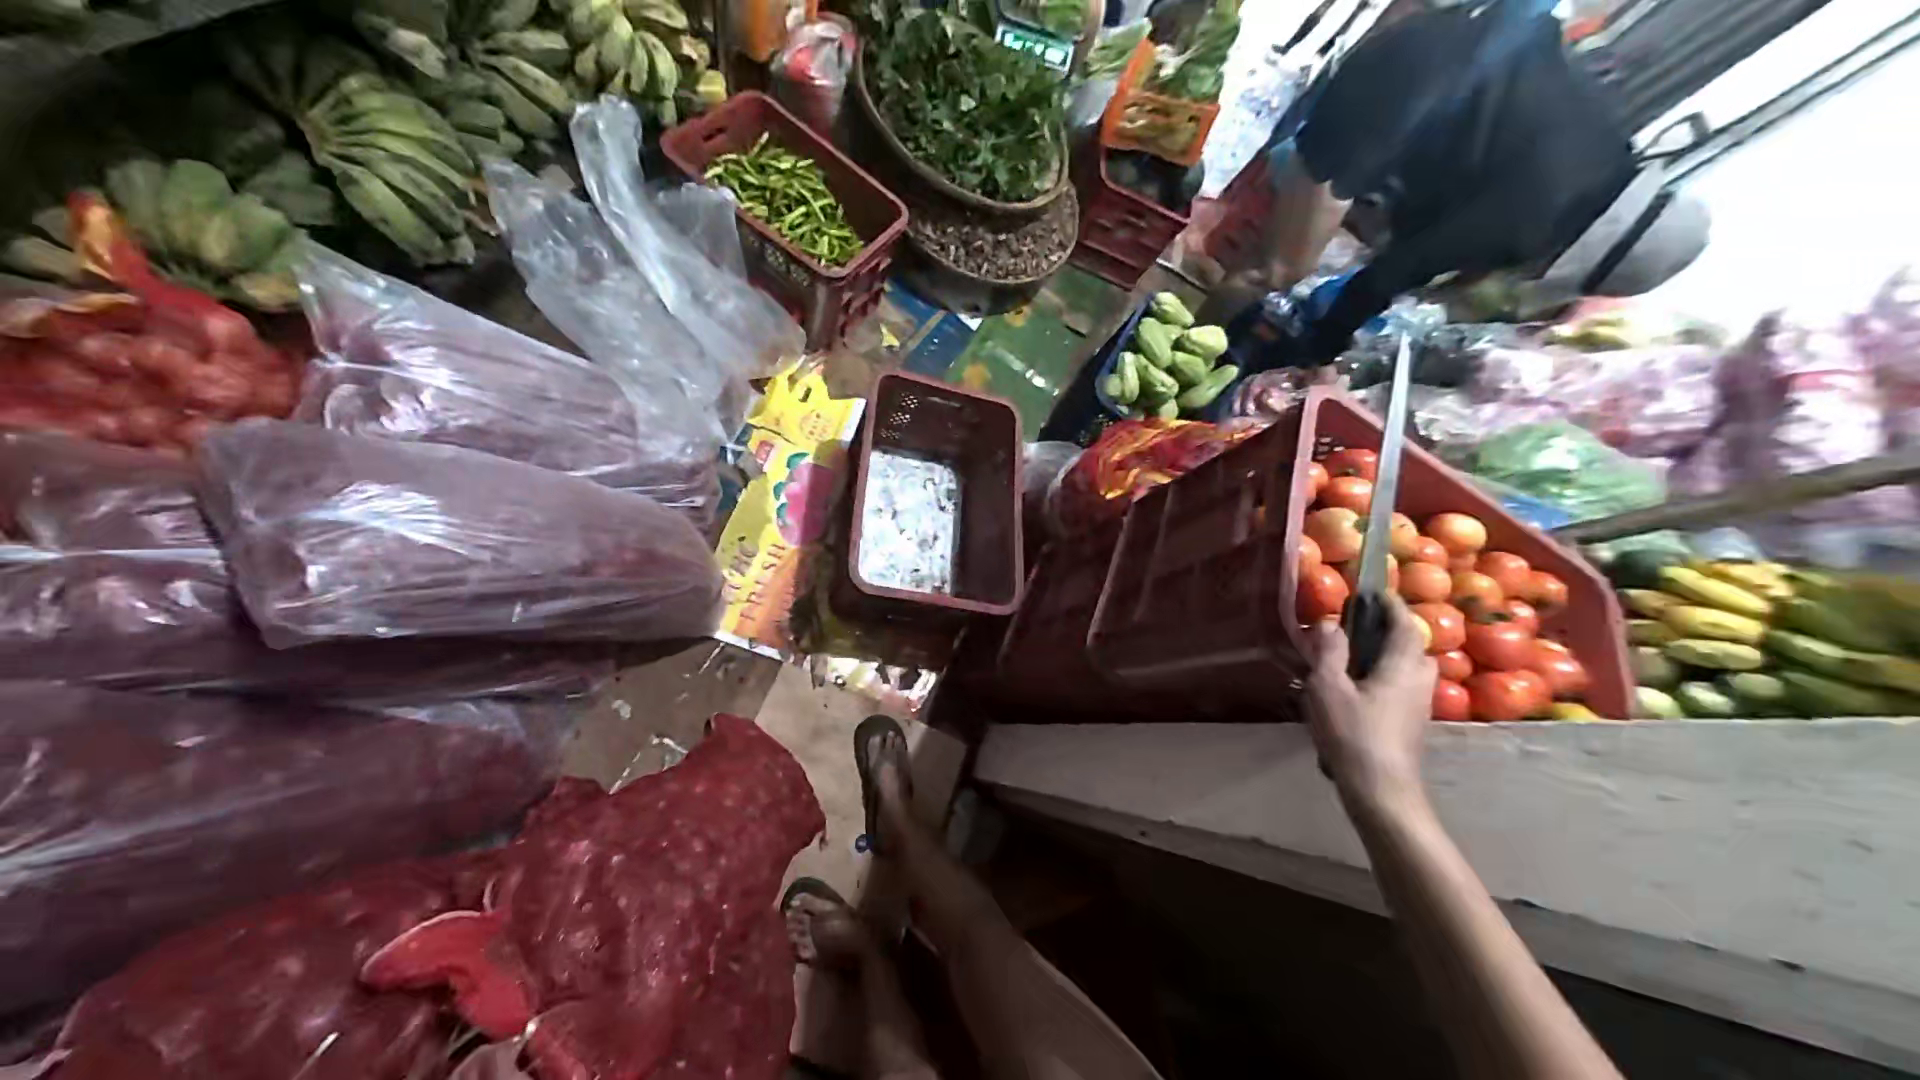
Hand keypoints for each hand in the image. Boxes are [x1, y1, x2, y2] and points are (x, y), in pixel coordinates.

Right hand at [1304, 597, 1436, 810]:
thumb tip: (1330, 622)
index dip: (1390, 604)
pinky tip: (1357, 689)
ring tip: (1354, 656)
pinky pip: (1402, 687)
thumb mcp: (1328, 686)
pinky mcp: (1411, 724)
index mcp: (1403, 666)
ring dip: (1388, 655)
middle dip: (1392, 631)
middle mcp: (1419, 681)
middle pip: (1413, 646)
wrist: (1380, 789)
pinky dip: (1385, 676)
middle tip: (1361, 626)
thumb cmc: (1353, 732)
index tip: (1373, 590)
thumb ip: (1329, 651)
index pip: (1404, 623)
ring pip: (1409, 669)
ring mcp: (1419, 706)